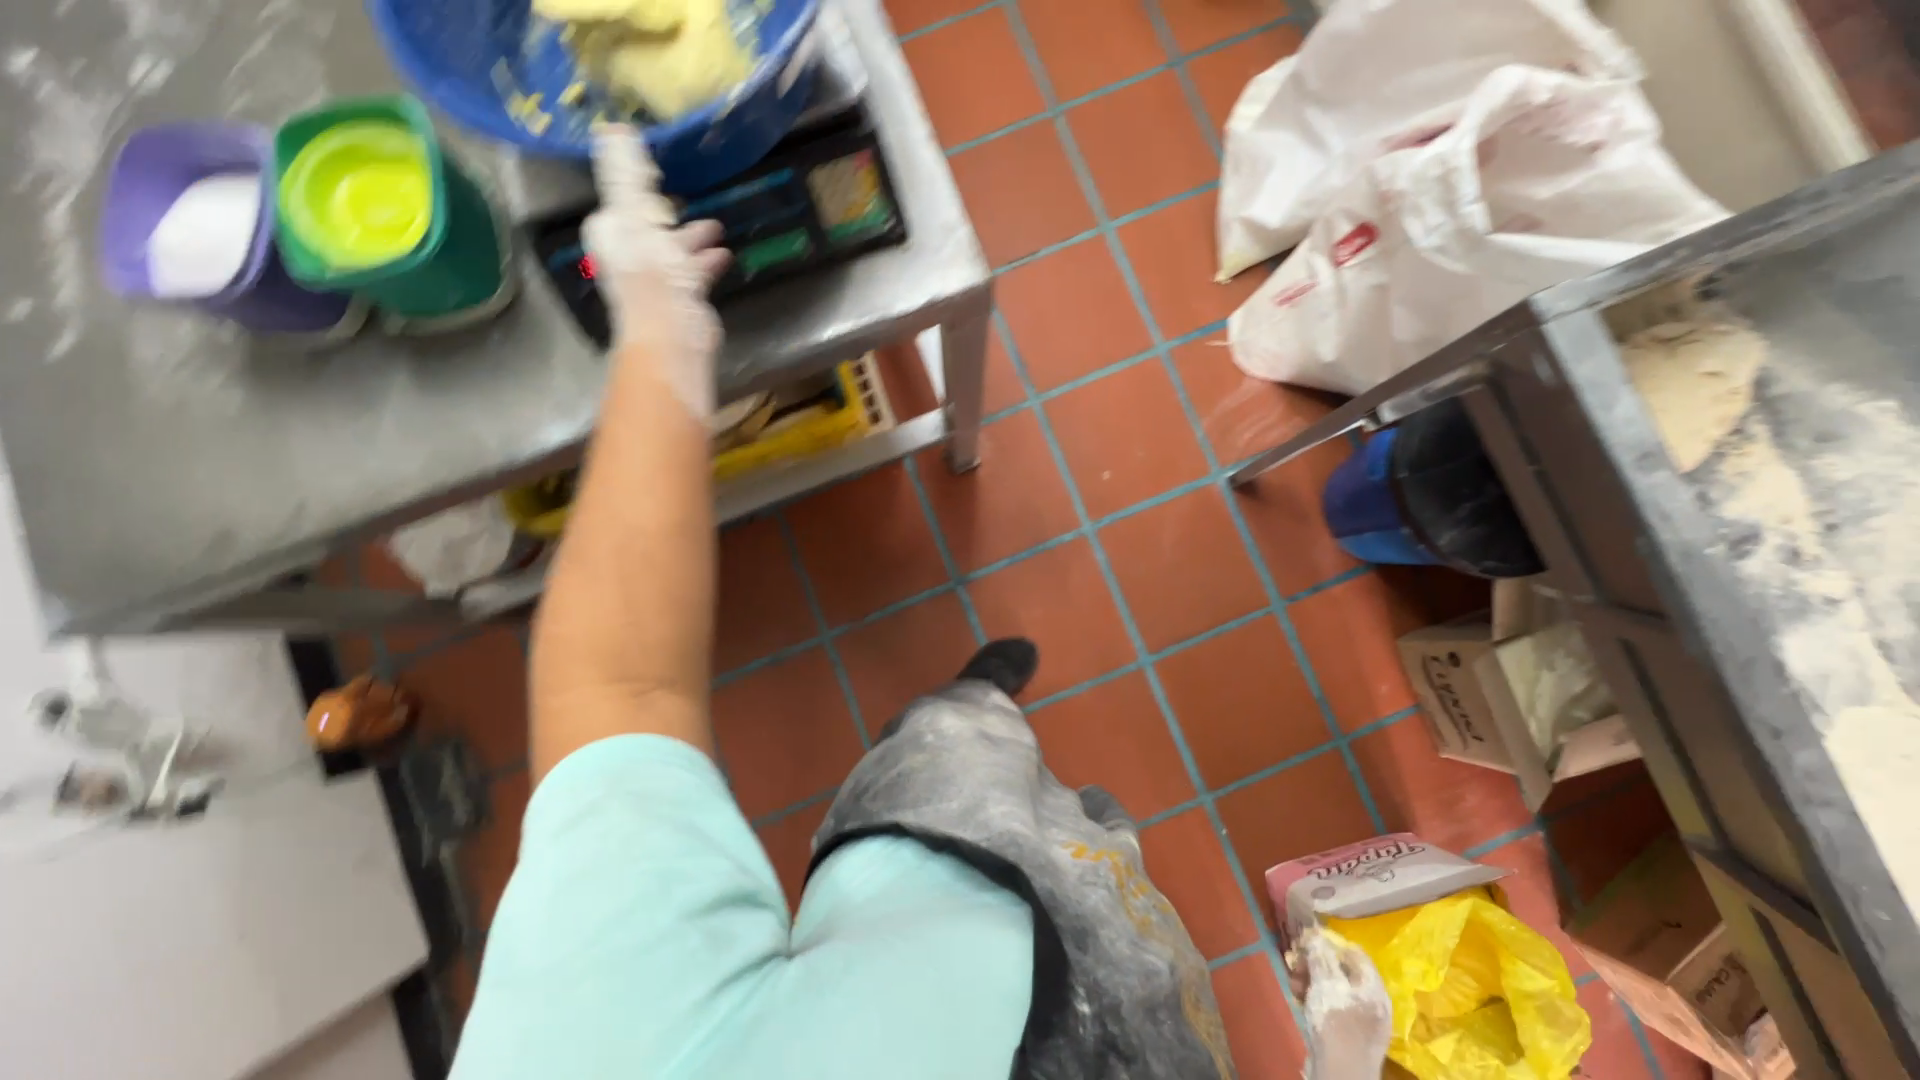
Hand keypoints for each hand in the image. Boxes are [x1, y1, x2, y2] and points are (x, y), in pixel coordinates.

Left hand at [581, 124, 730, 418]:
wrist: (674, 333)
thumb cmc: (652, 273)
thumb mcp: (637, 213)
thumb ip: (626, 172)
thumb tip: (610, 127)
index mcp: (611, 232)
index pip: (619, 200)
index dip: (634, 185)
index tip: (654, 170)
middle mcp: (627, 254)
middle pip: (648, 225)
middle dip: (667, 212)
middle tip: (687, 196)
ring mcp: (654, 279)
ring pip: (673, 249)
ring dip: (693, 237)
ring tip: (718, 226)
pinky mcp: (680, 299)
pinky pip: (694, 272)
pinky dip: (707, 261)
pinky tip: (725, 254)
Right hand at [1289, 928, 1392, 1079]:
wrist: (1340, 1073)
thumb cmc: (1335, 1022)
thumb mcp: (1325, 982)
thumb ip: (1320, 954)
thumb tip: (1316, 933)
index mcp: (1373, 986)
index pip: (1354, 952)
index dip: (1329, 943)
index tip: (1306, 944)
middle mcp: (1372, 1000)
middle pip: (1341, 970)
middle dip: (1314, 964)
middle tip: (1295, 966)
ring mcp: (1361, 1020)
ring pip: (1333, 989)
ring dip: (1310, 981)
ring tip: (1293, 985)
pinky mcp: (1349, 1035)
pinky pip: (1332, 1007)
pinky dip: (1315, 999)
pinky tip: (1299, 1000)